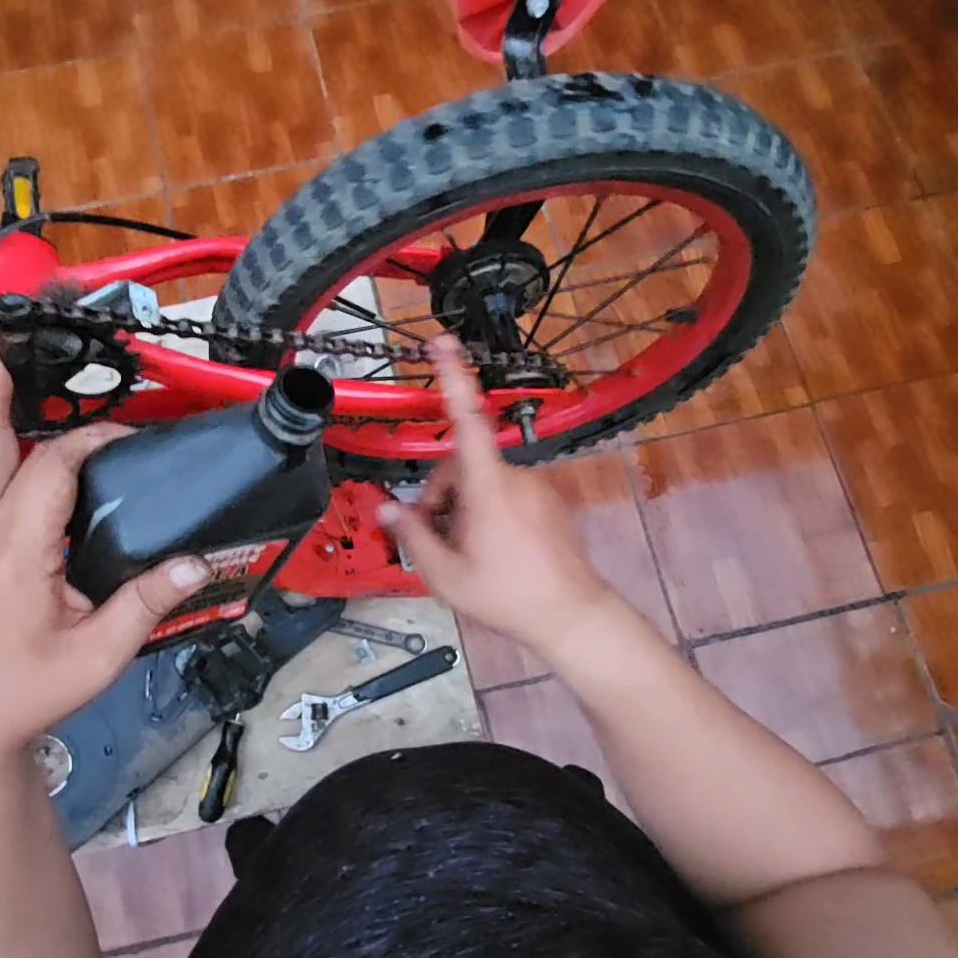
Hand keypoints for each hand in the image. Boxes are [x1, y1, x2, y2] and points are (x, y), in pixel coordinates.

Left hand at [0, 317, 209, 757]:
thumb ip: (145, 604)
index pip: (53, 468)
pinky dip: (4, 448)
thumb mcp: (97, 657)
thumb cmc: (24, 693)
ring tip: (7, 357)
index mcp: (14, 551)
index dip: (94, 441)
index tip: (132, 438)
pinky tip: (31, 446)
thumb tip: (198, 562)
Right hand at [377, 336, 617, 649]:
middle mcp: (516, 477)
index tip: (443, 342)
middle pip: (462, 466)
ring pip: (483, 482)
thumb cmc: (506, 595)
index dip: (452, 377)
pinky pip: (507, 493)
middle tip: (433, 537)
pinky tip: (488, 548)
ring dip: (463, 506)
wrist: (570, 615)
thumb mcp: (445, 574)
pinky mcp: (549, 502)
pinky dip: (488, 511)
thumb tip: (387, 509)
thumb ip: (413, 535)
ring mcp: (537, 488)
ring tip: (462, 550)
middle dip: (440, 495)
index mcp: (489, 487)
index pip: (466, 421)